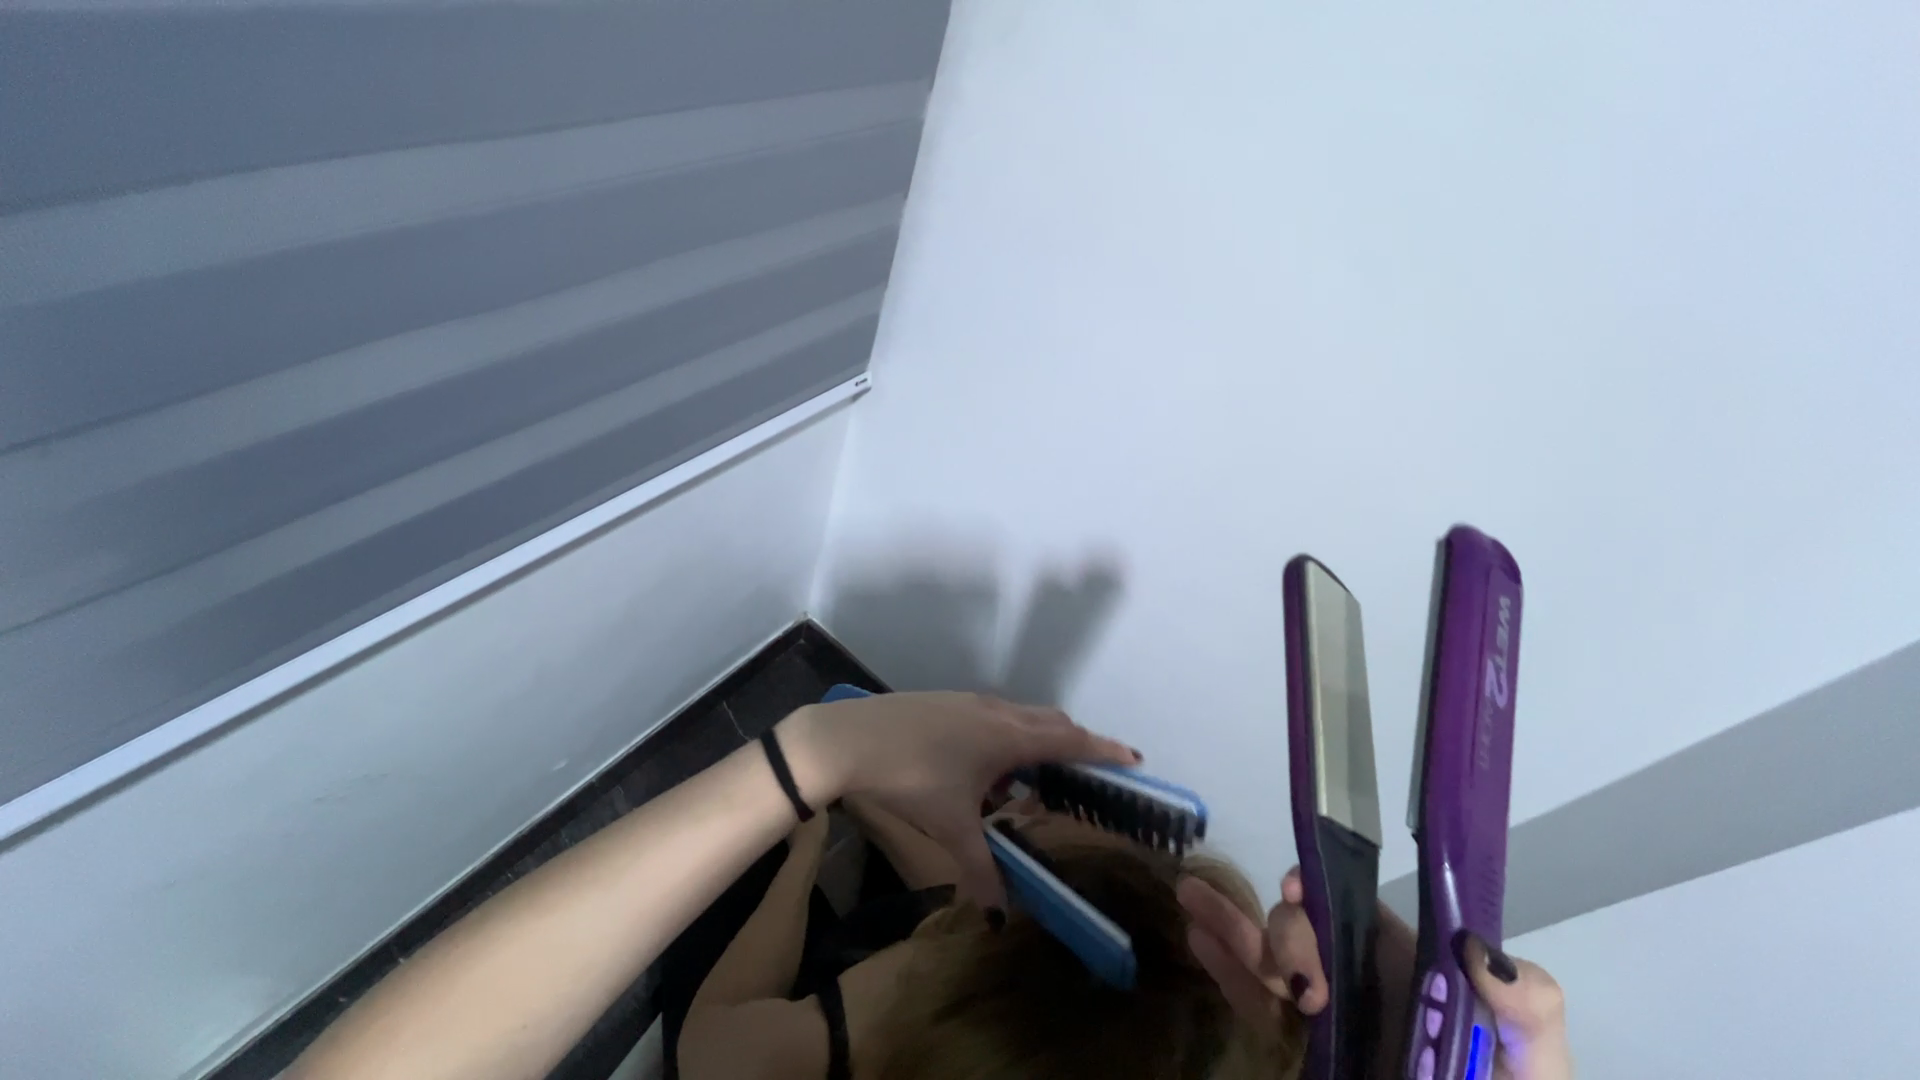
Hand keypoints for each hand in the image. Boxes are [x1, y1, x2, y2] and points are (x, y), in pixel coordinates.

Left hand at [777, 692, 1137, 910]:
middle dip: (1074, 744)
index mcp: (1009, 736)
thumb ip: (981, 870)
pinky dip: (1005, 737)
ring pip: (1020, 716)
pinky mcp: (945, 701)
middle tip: (1086, 774)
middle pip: (1050, 722)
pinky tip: (982, 769)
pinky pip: (993, 716)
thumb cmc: (911, 777)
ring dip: (1035, 741)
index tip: (1134, 758)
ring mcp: (969, 702)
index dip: (1104, 750)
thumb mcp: (950, 827)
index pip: (1071, 740)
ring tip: (1030, 780)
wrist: (849, 738)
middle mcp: (997, 711)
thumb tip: (999, 913)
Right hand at [1179, 867, 1571, 1079]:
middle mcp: (1361, 979)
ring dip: (1229, 921)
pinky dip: (1223, 964)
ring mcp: (1326, 1015)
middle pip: (1306, 928)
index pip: (1358, 910)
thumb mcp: (1530, 1066)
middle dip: (1286, 933)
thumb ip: (1527, 1011)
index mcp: (1410, 968)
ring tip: (1190, 894)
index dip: (1323, 890)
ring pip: (1268, 953)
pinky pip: (1253, 997)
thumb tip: (1478, 948)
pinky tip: (1195, 936)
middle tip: (1299, 987)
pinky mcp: (1297, 1047)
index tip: (1299, 892)